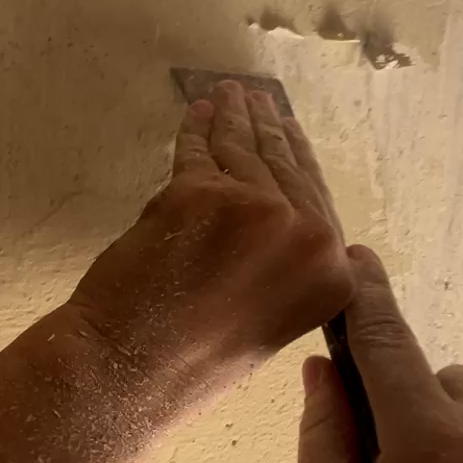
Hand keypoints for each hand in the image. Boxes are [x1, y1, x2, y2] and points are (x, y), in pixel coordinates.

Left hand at [68, 80, 353, 373]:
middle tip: (259, 98)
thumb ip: (279, 259)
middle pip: (282, 165)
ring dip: (232, 116)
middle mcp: (306, 236)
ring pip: (242, 149)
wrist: (130, 368)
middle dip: (267, 127)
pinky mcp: (201, 193)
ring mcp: (256, 210)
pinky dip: (193, 129)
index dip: (298, 158)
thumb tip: (270, 206)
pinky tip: (198, 111)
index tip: (289, 128)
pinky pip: (197, 151)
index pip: (315, 198)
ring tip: (229, 93)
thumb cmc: (189, 357)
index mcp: (331, 276)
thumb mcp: (262, 313)